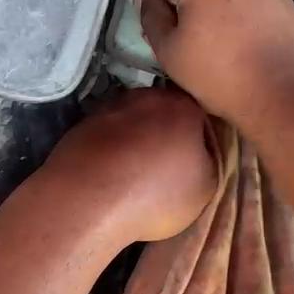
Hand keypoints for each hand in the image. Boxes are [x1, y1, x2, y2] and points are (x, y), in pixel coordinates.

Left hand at [28, 87, 217, 243]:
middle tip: (167, 169)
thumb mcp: (206, 186)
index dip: (200, 141)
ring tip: (135, 175)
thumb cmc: (156, 192)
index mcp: (182, 104)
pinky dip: (112, 149)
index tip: (195, 163)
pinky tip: (110, 174)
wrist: (89, 197)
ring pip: (134, 122)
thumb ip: (209, 158)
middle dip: (167, 136)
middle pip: (165, 114)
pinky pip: (109, 134)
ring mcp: (111, 106)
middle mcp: (146, 96)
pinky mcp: (84, 122)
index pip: (201, 117)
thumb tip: (197, 149)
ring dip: (137, 141)